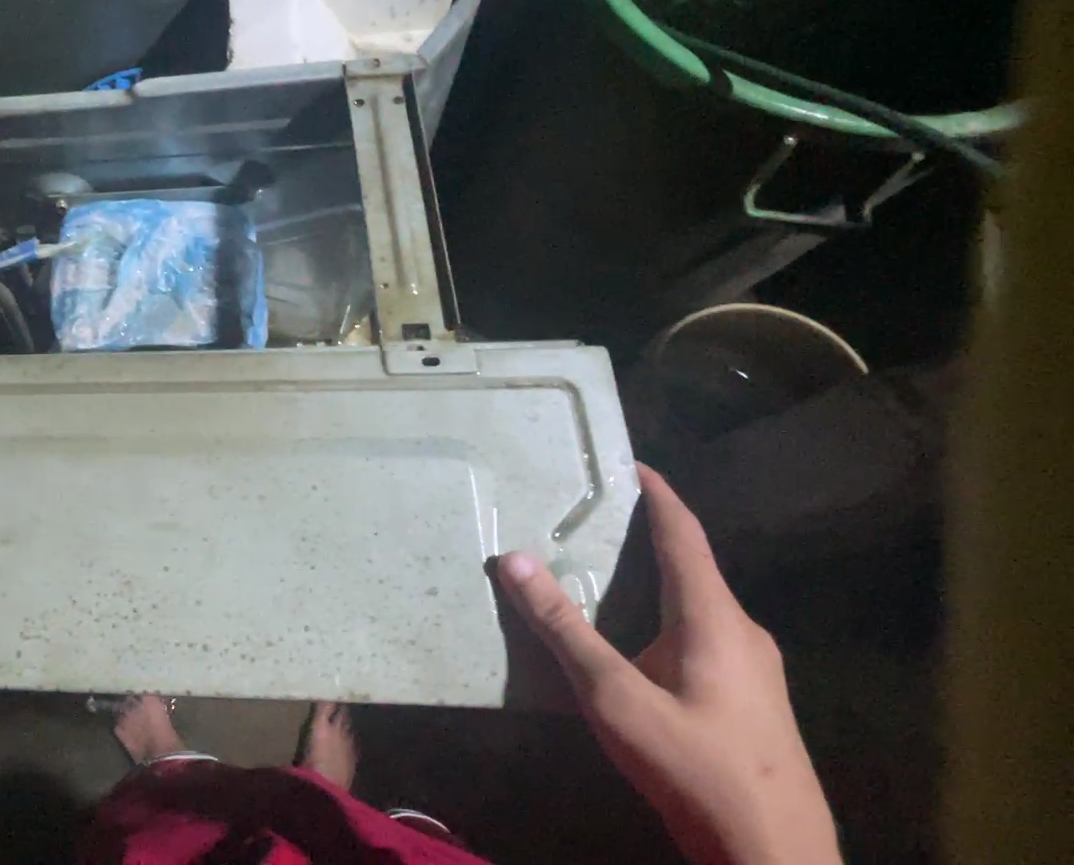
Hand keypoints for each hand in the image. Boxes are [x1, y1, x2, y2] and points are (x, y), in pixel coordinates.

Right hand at [496, 465, 839, 864]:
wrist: (774, 859)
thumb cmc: (694, 765)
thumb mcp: (614, 696)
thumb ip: (564, 628)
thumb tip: (514, 559)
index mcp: (715, 618)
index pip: (684, 535)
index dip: (658, 494)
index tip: (627, 462)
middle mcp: (742, 632)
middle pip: (691, 565)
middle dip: (644, 533)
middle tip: (591, 514)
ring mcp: (753, 669)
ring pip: (696, 602)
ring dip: (653, 576)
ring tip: (601, 568)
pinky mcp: (750, 700)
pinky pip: (701, 632)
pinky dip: (662, 612)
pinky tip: (632, 638)